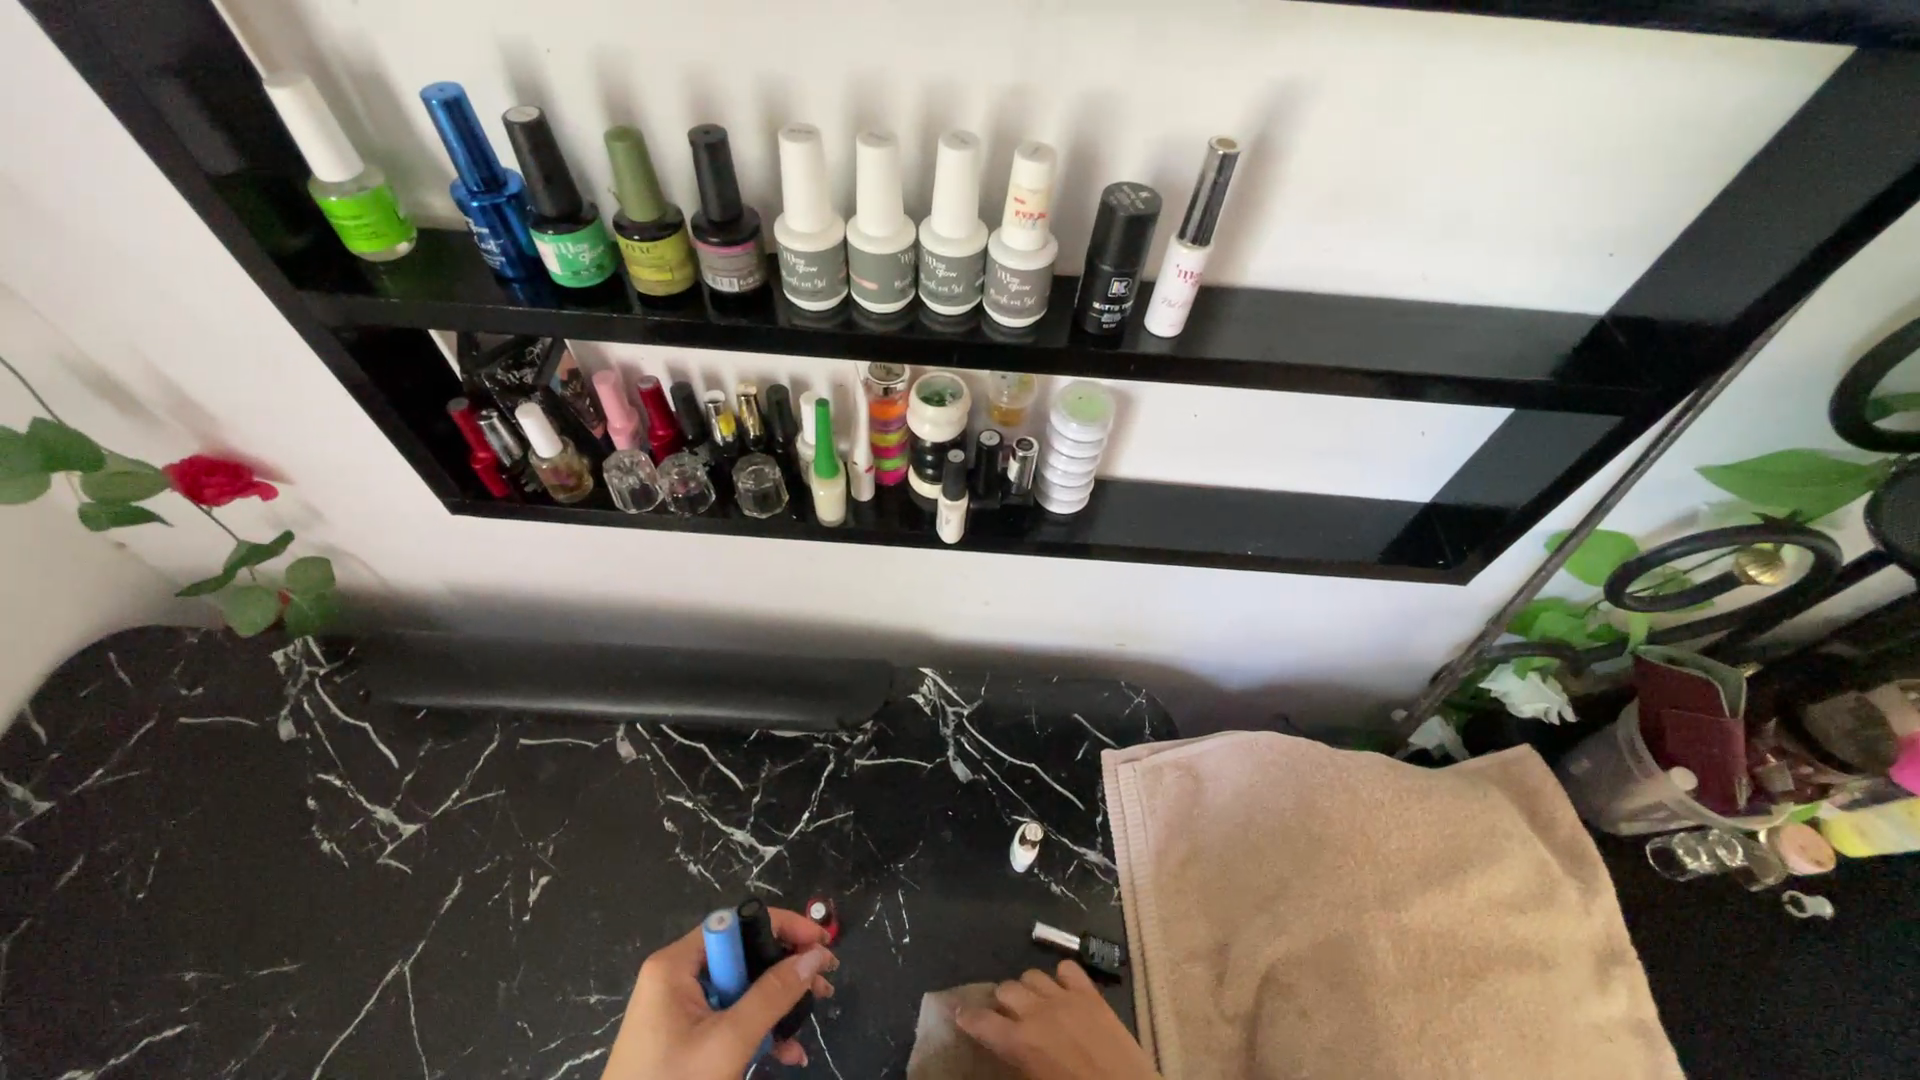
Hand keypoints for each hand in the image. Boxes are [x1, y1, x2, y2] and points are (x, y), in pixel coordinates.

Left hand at [601, 907, 836, 1078]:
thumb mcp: (728, 1041)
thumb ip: (773, 995)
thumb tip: (815, 955)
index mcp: (675, 965)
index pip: (736, 923)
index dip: (781, 927)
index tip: (820, 944)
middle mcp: (676, 978)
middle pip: (742, 956)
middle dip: (785, 972)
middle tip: (824, 986)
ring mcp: (679, 1009)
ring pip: (741, 990)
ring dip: (776, 1008)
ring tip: (808, 1026)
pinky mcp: (684, 1037)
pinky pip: (729, 1019)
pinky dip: (757, 1032)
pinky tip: (786, 1055)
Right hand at [956, 960, 1159, 1079]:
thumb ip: (1017, 1062)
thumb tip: (1008, 1050)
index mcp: (1019, 1042)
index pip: (980, 1021)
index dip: (967, 1016)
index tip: (960, 1013)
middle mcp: (1036, 1012)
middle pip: (1005, 989)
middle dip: (1001, 1002)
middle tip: (1007, 1016)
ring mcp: (1064, 998)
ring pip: (1032, 975)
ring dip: (1028, 989)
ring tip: (1034, 1003)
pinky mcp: (1090, 993)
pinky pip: (1067, 969)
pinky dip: (1061, 978)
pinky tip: (1063, 991)